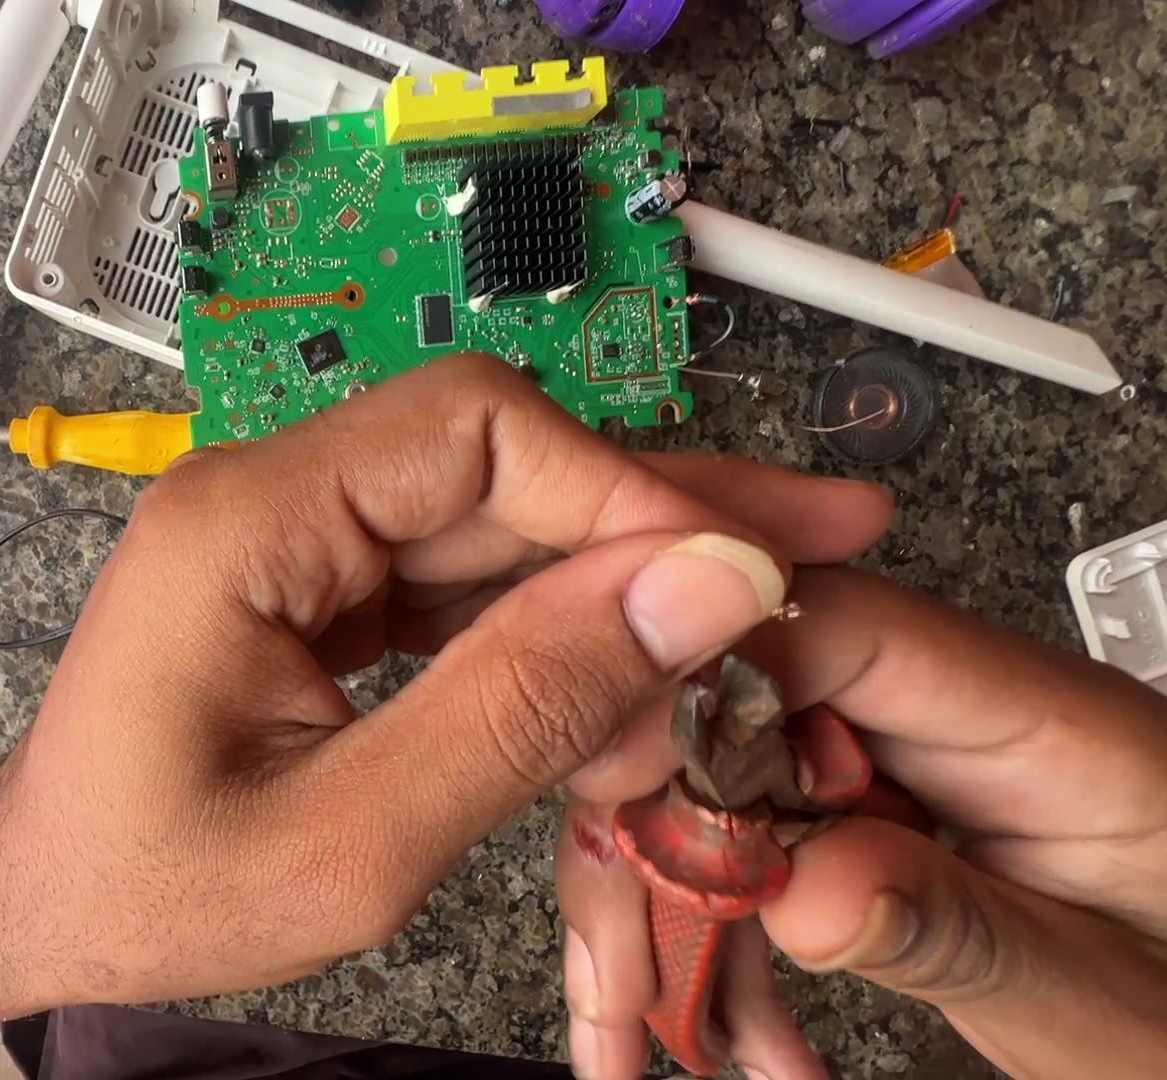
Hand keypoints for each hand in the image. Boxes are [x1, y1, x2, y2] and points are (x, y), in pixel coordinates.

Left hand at [0, 355, 894, 1028]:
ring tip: (713, 644)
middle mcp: (259, 496)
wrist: (46, 893)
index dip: (620, 487)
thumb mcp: (352, 836)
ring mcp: (279, 536)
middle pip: (481, 457)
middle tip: (796, 564)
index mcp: (244, 522)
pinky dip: (525, 618)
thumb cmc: (154, 886)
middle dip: (635, 519)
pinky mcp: (298, 583)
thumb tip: (698, 586)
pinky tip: (603, 668)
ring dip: (592, 576)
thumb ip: (520, 703)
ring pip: (472, 514)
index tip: (740, 576)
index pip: (470, 429)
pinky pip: (435, 571)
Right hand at [557, 569, 1166, 1079]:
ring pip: (697, 777)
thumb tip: (802, 894)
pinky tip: (728, 1012)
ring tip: (670, 1016)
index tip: (622, 780)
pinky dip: (705, 924)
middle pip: (720, 703)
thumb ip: (967, 941)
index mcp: (1035, 720)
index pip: (821, 627)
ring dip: (664, 899)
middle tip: (630, 954)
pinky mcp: (839, 806)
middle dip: (652, 825)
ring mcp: (873, 761)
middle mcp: (931, 715)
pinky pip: (725, 831)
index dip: (701, 677)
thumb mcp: (1128, 1024)